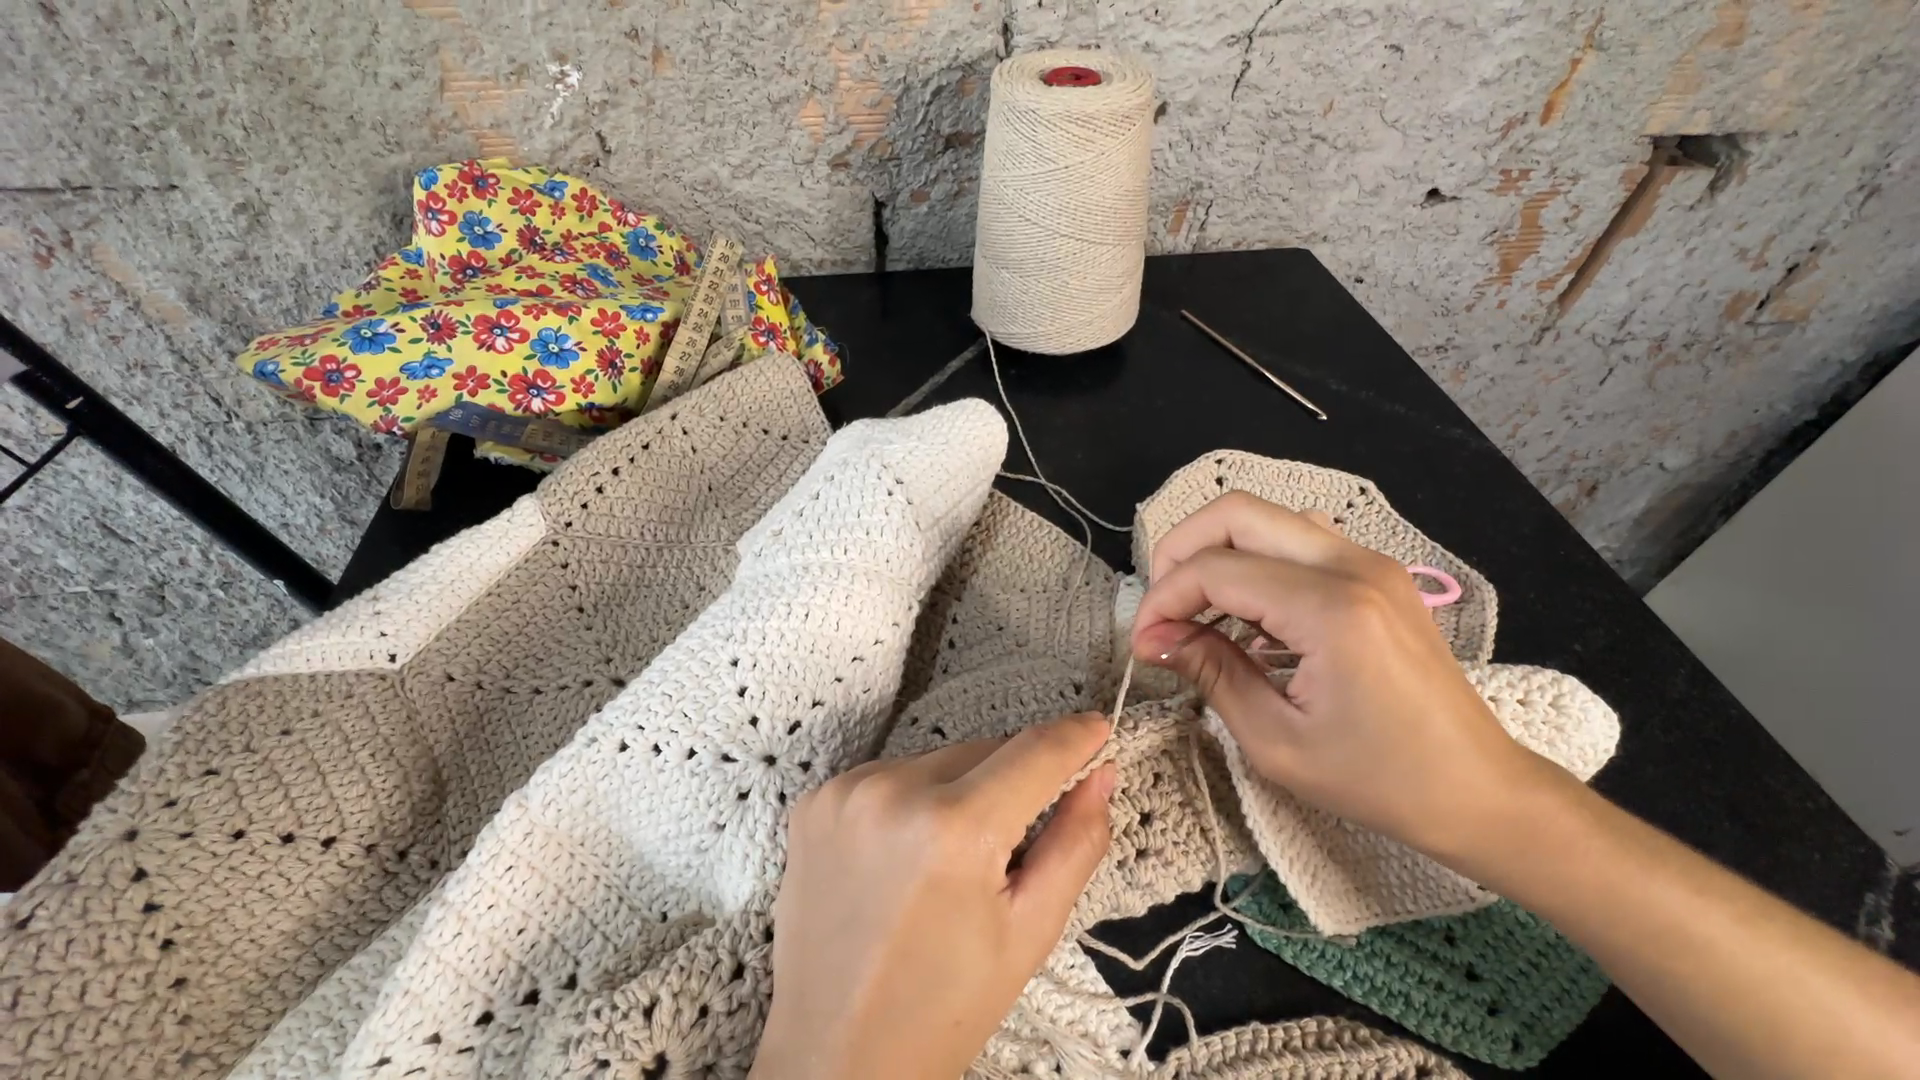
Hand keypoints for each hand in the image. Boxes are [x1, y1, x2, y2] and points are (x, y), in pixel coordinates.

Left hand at [753, 713, 1115, 1079]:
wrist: (836, 1055)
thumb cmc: (943, 1006)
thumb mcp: (1031, 931)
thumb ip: (1076, 841)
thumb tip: (1101, 774)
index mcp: (954, 830)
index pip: (1033, 752)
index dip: (1075, 737)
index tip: (1099, 727)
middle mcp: (893, 792)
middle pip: (985, 751)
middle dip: (1011, 783)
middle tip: (1006, 850)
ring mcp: (846, 792)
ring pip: (938, 760)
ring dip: (959, 790)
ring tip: (946, 864)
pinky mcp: (815, 800)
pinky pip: (890, 775)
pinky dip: (911, 801)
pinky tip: (903, 858)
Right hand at [1129, 491, 1556, 858]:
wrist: (1477, 788)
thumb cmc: (1377, 778)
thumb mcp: (1275, 740)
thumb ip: (1210, 673)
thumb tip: (1153, 638)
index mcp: (1330, 609)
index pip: (1216, 570)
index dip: (1163, 600)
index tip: (1142, 643)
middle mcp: (1352, 565)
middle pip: (1236, 513)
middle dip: (1179, 552)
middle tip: (1159, 609)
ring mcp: (1370, 562)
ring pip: (1267, 516)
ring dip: (1217, 549)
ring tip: (1195, 606)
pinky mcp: (1376, 573)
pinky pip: (1298, 538)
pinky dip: (1254, 559)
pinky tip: (1245, 611)